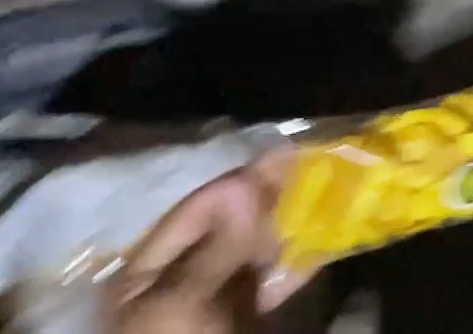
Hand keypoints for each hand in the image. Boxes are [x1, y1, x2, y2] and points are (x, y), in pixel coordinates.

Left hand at [110, 160, 318, 333]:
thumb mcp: (183, 306)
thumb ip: (218, 245)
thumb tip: (248, 181)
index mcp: (147, 274)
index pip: (196, 211)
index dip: (239, 183)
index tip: (284, 155)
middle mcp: (181, 279)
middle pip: (230, 226)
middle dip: (269, 198)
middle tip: (313, 167)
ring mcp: (216, 303)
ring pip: (256, 250)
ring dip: (289, 224)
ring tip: (325, 194)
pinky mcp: (249, 320)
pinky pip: (274, 281)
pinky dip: (297, 261)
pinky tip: (324, 239)